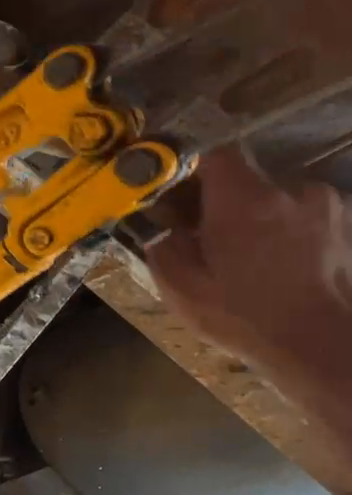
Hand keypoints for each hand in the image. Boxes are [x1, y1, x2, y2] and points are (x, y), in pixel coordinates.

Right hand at [145, 146, 351, 462]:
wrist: (317, 340)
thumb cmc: (240, 312)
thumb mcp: (177, 283)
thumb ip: (164, 244)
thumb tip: (161, 225)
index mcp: (246, 202)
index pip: (218, 154)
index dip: (190, 161)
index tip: (168, 179)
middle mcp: (292, 192)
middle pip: (245, 179)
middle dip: (218, 200)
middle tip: (196, 231)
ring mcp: (326, 207)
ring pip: (274, 198)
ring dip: (250, 215)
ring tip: (234, 252)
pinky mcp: (343, 225)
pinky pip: (299, 215)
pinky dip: (278, 230)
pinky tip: (267, 261)